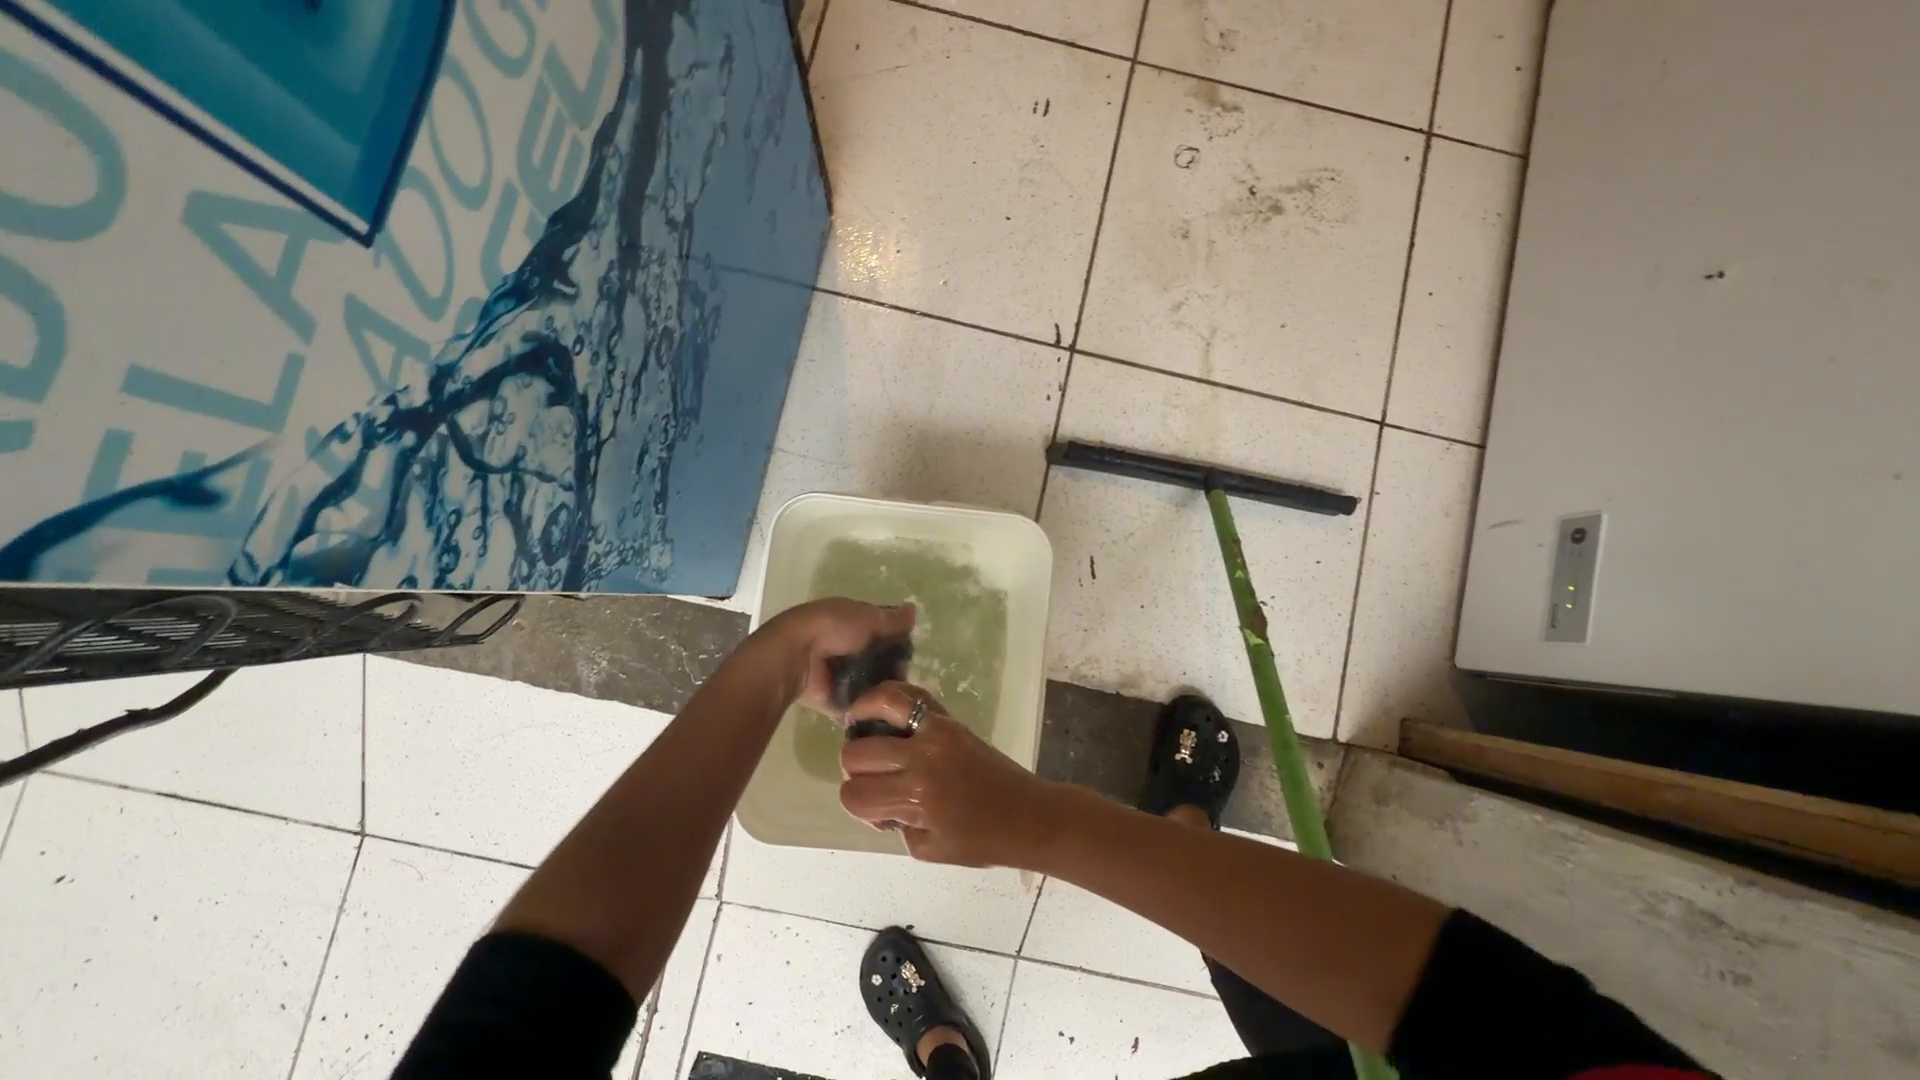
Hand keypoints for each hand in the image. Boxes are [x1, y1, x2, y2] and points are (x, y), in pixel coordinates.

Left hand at [749, 599, 916, 712]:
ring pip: (872, 683)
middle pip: (880, 659)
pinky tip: (889, 713)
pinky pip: (859, 705)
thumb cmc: (832, 628)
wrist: (796, 656)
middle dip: (893, 668)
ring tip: (900, 698)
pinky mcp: (835, 699)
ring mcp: (842, 675)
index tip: (911, 652)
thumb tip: (914, 610)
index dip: (899, 640)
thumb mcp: (866, 617)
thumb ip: (891, 619)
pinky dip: (870, 708)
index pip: (883, 631)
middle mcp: (848, 647)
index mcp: (853, 622)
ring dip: (884, 688)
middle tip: (906, 678)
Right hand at [838, 682, 1056, 866]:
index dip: (858, 806)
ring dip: (862, 725)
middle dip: (856, 772)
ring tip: (860, 731)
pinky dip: (884, 697)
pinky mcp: (949, 719)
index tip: (877, 811)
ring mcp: (937, 732)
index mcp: (916, 799)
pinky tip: (874, 709)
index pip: (854, 795)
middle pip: (856, 755)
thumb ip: (894, 823)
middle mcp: (922, 759)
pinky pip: (909, 694)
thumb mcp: (927, 849)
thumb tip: (878, 798)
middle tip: (878, 780)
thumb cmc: (981, 841)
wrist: (1029, 816)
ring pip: (876, 707)